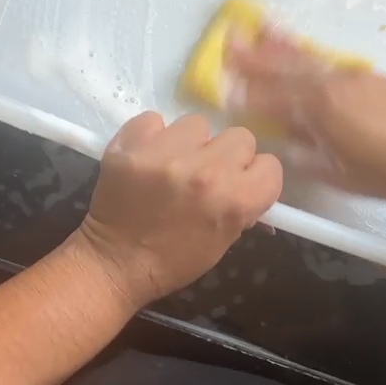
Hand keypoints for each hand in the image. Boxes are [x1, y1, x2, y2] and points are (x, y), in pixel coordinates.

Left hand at [72, 112, 282, 307]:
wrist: (115, 264)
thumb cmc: (173, 261)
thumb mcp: (223, 240)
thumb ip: (242, 206)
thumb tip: (249, 182)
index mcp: (234, 200)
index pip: (269, 166)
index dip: (253, 178)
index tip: (237, 187)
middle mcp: (204, 171)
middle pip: (239, 137)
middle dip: (225, 156)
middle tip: (204, 176)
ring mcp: (165, 156)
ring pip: (197, 124)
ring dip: (188, 143)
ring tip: (171, 166)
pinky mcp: (131, 146)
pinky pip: (153, 120)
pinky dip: (151, 136)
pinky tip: (145, 159)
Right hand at [224, 27, 385, 202]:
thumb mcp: (335, 173)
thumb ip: (303, 155)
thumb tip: (281, 145)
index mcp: (318, 108)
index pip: (271, 98)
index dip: (245, 94)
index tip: (221, 86)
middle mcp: (333, 84)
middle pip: (286, 67)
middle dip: (255, 56)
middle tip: (230, 40)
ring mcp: (356, 77)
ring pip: (310, 58)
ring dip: (283, 46)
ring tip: (263, 28)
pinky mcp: (375, 79)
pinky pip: (331, 61)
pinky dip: (311, 54)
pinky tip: (306, 53)